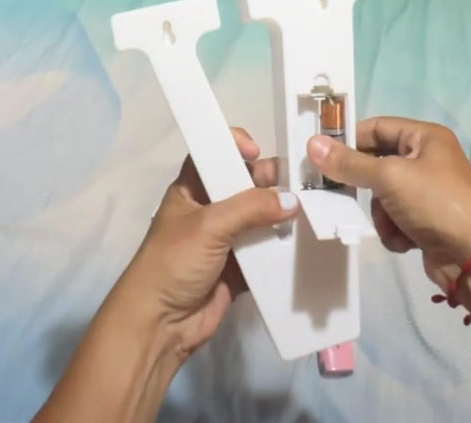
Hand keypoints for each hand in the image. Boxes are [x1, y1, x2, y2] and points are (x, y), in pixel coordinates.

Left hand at [103, 128, 299, 358]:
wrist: (160, 325)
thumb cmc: (174, 262)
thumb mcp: (208, 225)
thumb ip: (250, 208)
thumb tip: (292, 201)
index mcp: (193, 189)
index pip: (215, 155)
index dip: (235, 146)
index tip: (258, 151)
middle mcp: (211, 209)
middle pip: (245, 184)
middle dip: (270, 181)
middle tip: (299, 183)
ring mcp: (226, 239)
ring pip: (259, 217)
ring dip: (281, 215)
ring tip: (311, 209)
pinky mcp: (240, 267)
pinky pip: (266, 251)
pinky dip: (282, 247)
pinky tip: (305, 241)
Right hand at [307, 117, 470, 289]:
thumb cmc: (435, 202)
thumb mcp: (389, 177)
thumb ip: (349, 163)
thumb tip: (312, 144)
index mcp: (425, 137)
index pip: (377, 127)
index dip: (350, 138)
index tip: (322, 155)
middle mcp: (427, 160)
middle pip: (378, 163)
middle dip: (365, 184)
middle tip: (342, 194)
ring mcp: (428, 192)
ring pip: (383, 195)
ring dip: (381, 213)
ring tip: (391, 224)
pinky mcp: (426, 221)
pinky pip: (394, 218)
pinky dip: (394, 230)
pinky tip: (404, 240)